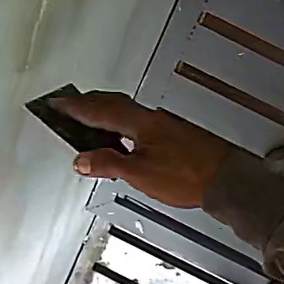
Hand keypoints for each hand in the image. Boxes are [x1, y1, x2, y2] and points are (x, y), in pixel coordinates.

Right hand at [50, 92, 234, 208]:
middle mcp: (151, 118)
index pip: (99, 110)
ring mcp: (163, 125)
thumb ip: (108, 164)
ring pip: (125, 111)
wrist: (226, 180)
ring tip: (88, 119)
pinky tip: (121, 137)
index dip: (75, 107)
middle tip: (68, 105)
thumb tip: (82, 160)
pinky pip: (138, 122)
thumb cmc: (189, 175)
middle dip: (87, 104)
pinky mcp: (173, 135)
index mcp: (140, 123)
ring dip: (104, 113)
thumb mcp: (139, 174)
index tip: (57, 104)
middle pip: (112, 104)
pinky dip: (121, 124)